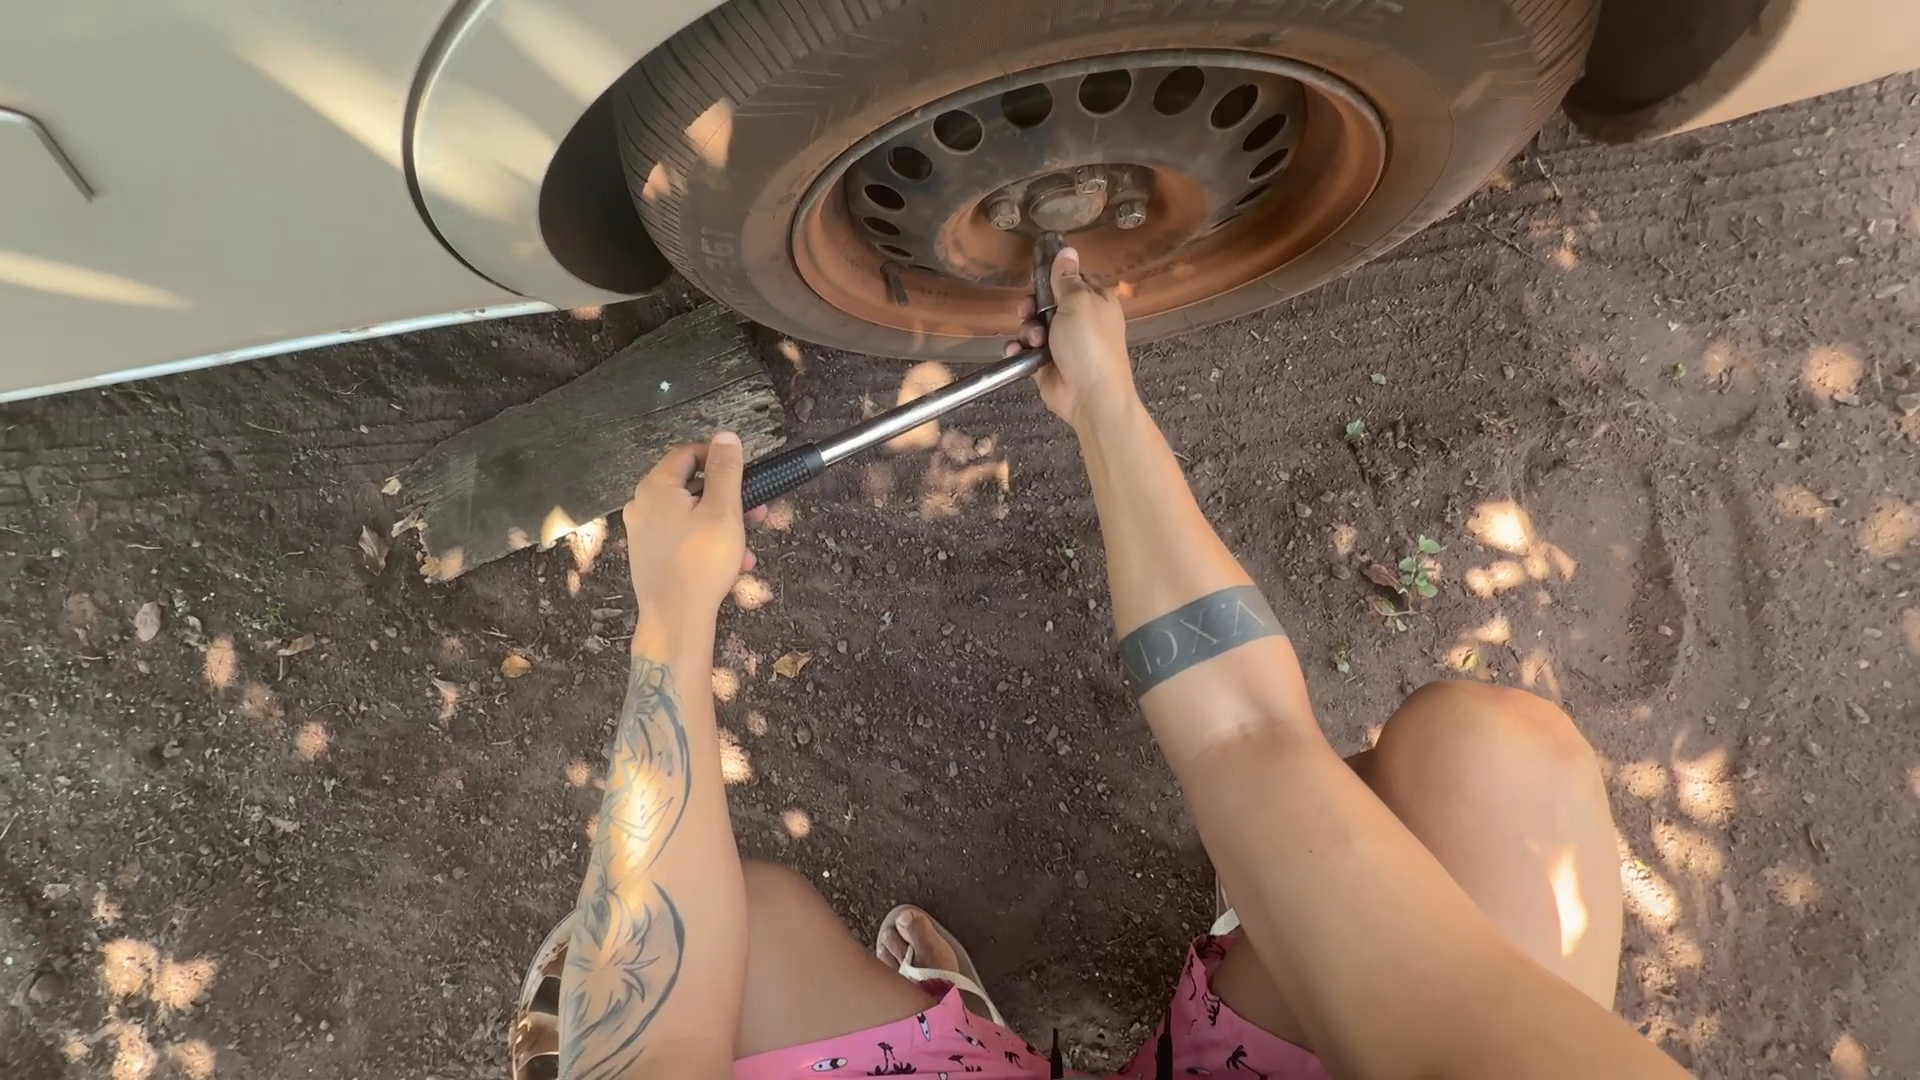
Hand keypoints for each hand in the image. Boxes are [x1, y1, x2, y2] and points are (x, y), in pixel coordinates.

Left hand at [623, 432, 766, 629]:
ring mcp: (643, 533)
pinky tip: (732, 564)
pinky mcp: (650, 556)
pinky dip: (708, 544)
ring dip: (724, 524)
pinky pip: (684, 538)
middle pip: (691, 486)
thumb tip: (726, 436)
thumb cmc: (701, 562)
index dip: (719, 458)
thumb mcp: (723, 511)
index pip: (688, 453)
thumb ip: (726, 471)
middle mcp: (642, 505)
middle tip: (756, 511)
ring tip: (748, 546)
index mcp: (656, 488)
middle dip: (728, 498)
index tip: (745, 474)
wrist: (676, 619)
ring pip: (691, 515)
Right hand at [1007, 246, 1137, 428]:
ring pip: (1033, 326)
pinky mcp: (1046, 365)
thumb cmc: (1089, 343)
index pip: (1071, 280)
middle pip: (1046, 303)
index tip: (1037, 279)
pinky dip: (1019, 350)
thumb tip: (1067, 250)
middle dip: (1032, 306)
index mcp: (1095, 301)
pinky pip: (1025, 351)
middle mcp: (1080, 321)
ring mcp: (1062, 344)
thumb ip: (1066, 278)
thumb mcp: (1078, 301)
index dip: (1052, 279)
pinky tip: (1018, 352)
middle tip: (1028, 310)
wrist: (1090, 395)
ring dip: (1027, 330)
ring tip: (1034, 341)